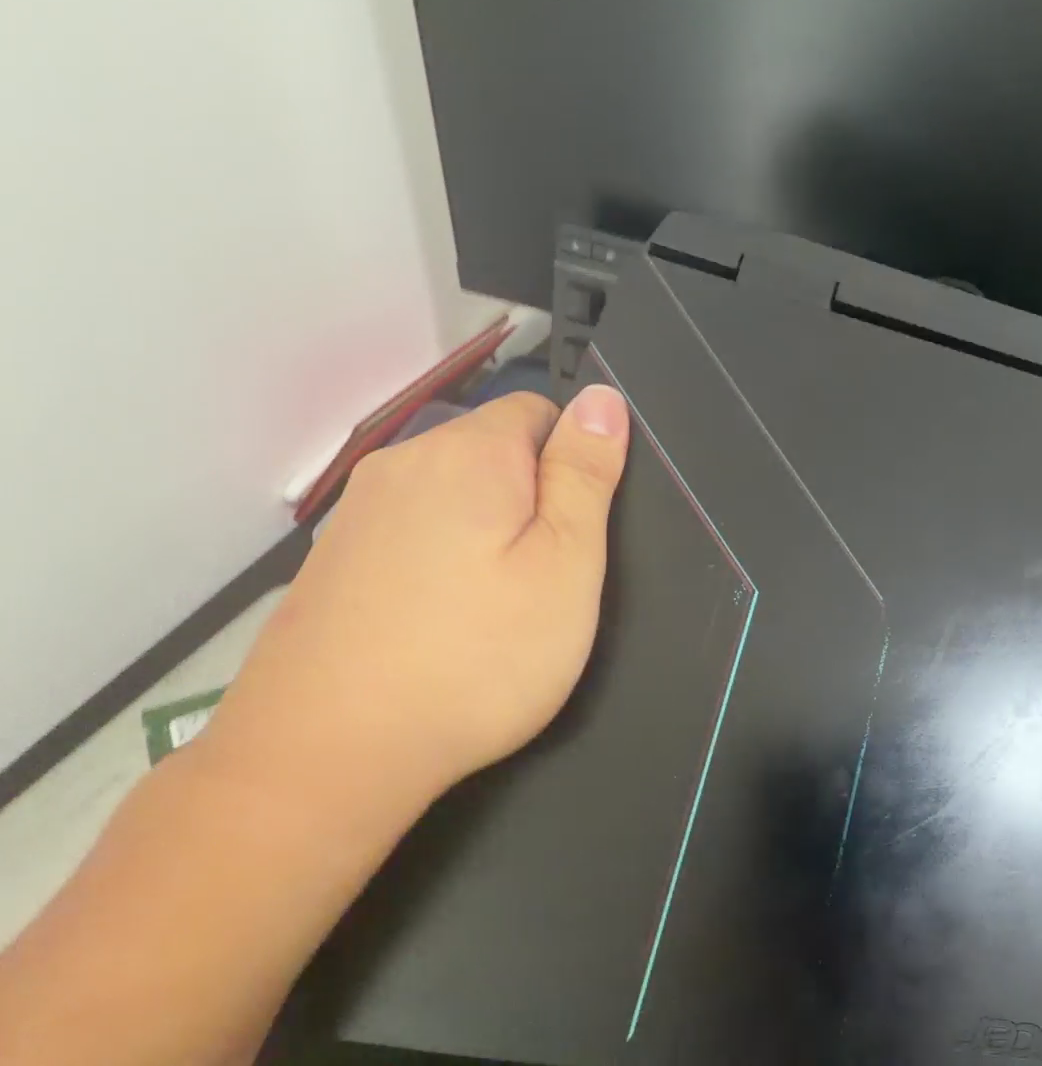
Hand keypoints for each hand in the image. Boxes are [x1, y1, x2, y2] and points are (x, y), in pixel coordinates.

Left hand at [206, 387, 630, 803]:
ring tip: (497, 609)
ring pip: (454, 496)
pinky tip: (443, 625)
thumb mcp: (567, 563)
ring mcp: (357, 514)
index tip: (579, 533)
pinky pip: (413, 534)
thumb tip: (601, 399)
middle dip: (532, 498)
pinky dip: (442, 561)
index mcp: (469, 454)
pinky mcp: (333, 562)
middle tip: (547, 581)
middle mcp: (403, 464)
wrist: (326, 756)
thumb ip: (585, 475)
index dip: (576, 464)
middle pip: (494, 452)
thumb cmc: (478, 656)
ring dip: (488, 532)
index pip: (542, 412)